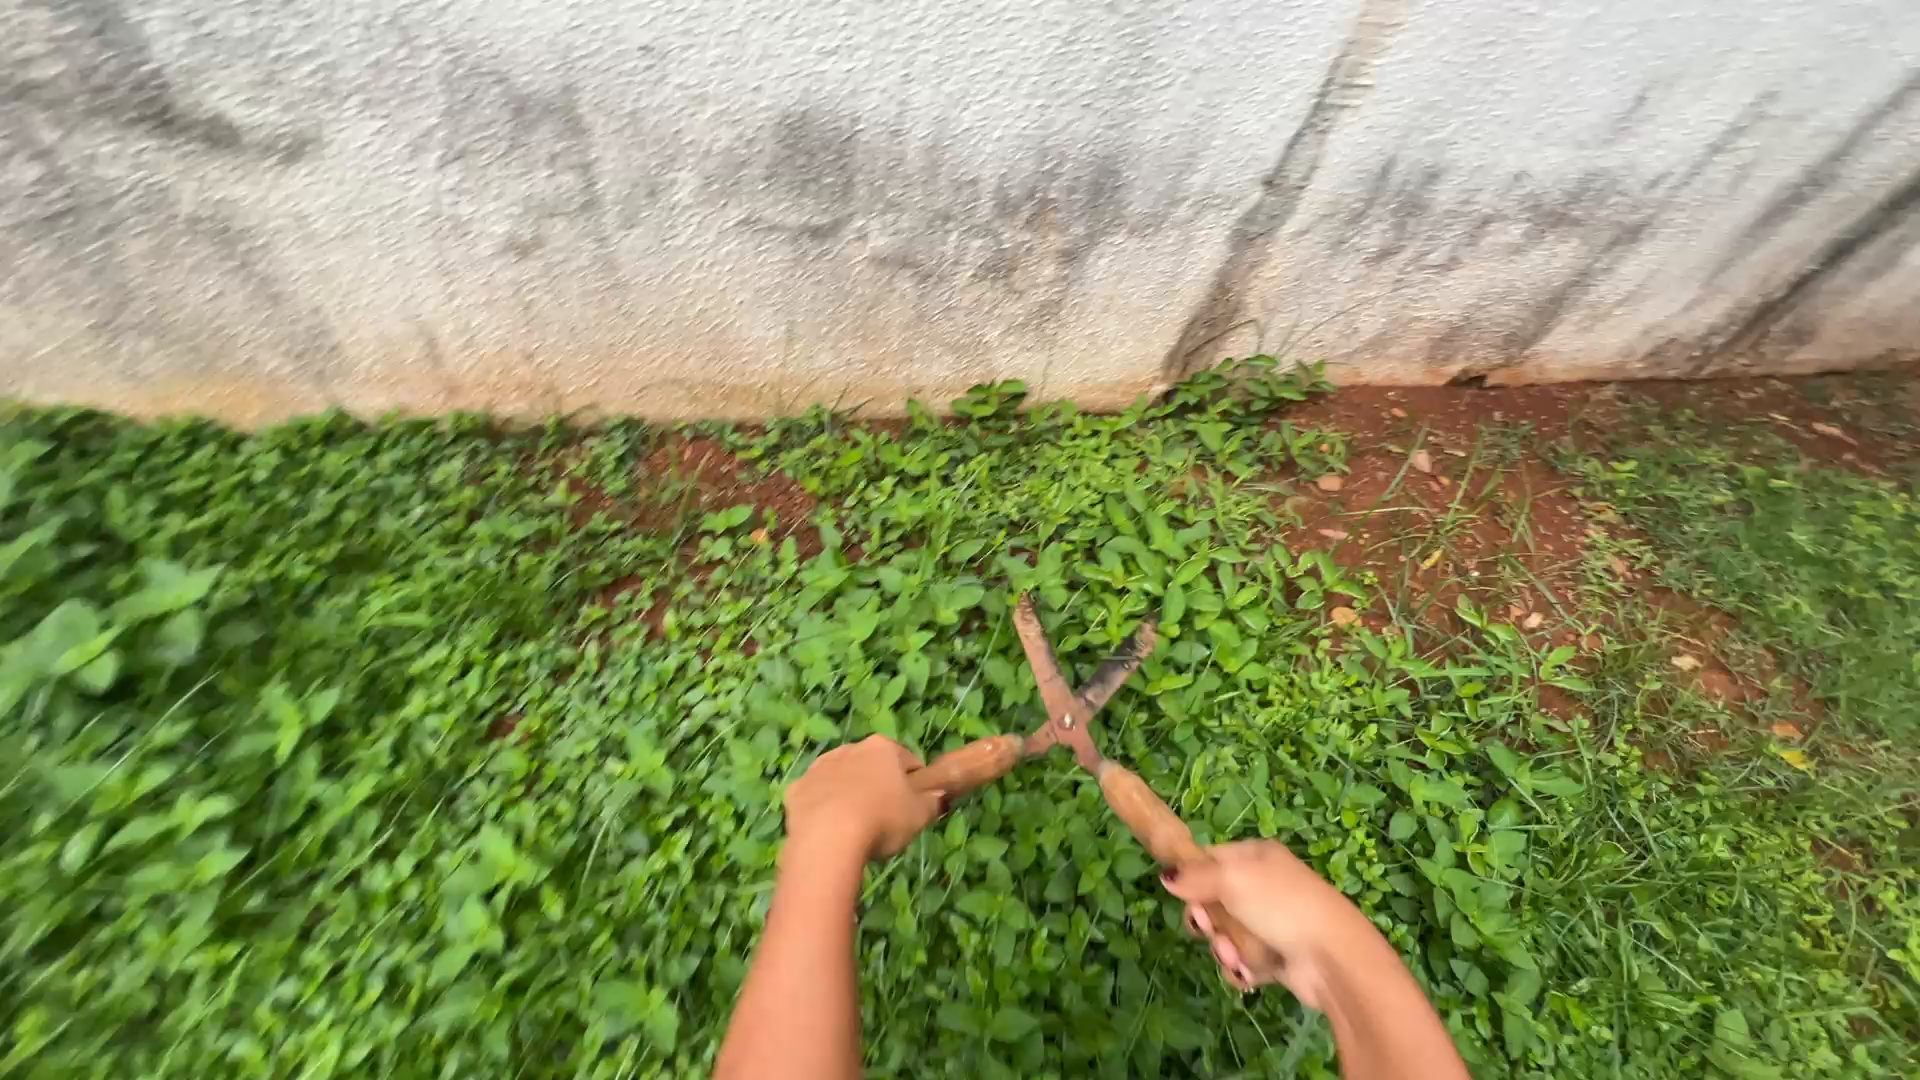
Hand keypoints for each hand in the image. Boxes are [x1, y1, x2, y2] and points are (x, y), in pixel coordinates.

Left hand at [784, 736, 944, 860]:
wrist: (829, 838)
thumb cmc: (882, 820)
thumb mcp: (921, 815)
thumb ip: (934, 801)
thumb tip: (938, 796)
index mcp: (883, 747)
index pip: (907, 761)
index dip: (914, 783)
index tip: (913, 806)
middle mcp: (850, 749)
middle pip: (871, 767)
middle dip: (878, 786)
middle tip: (885, 819)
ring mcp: (819, 767)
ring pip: (841, 778)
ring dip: (848, 794)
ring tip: (855, 827)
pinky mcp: (796, 790)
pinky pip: (815, 797)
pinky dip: (822, 809)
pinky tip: (828, 830)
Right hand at [1161, 840, 1373, 1007]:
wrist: (1332, 958)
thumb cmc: (1280, 904)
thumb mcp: (1231, 877)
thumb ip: (1194, 875)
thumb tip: (1165, 876)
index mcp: (1255, 857)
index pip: (1209, 860)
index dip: (1192, 879)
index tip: (1185, 897)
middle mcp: (1262, 886)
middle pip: (1213, 901)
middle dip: (1208, 921)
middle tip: (1209, 930)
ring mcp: (1270, 922)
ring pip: (1225, 934)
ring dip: (1224, 948)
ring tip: (1236, 957)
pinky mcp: (1276, 956)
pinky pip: (1242, 959)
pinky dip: (1241, 968)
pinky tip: (1248, 973)